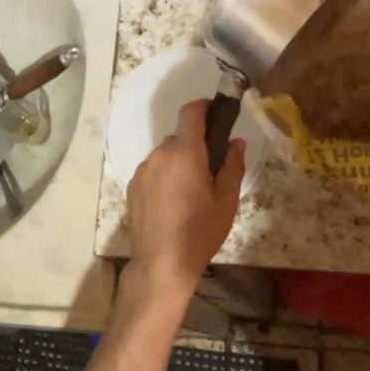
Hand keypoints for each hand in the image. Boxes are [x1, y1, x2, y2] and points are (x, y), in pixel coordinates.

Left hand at [126, 99, 245, 296]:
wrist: (161, 264)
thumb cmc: (199, 232)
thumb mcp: (226, 201)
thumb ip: (232, 166)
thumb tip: (237, 142)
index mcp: (184, 153)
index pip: (191, 113)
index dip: (204, 106)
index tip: (215, 110)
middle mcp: (159, 155)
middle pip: (179, 137)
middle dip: (195, 146)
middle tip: (210, 170)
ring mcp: (143, 171)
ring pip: (165, 155)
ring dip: (179, 163)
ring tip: (191, 193)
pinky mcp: (133, 186)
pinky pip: (153, 171)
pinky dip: (164, 177)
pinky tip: (172, 203)